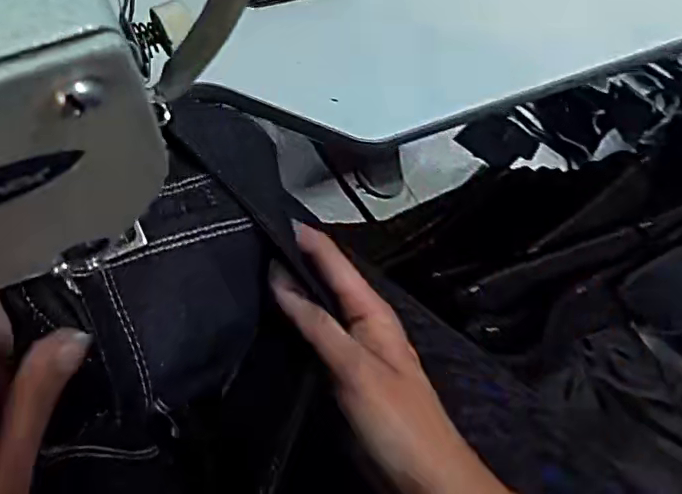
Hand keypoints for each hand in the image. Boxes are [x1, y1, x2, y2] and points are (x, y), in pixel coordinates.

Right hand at [270, 225, 512, 493]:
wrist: (428, 485)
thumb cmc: (402, 426)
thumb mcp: (354, 366)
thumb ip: (315, 320)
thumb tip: (278, 275)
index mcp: (371, 309)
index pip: (331, 255)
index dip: (301, 233)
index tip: (267, 215)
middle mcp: (361, 320)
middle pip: (321, 275)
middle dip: (290, 254)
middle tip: (252, 238)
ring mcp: (352, 345)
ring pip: (315, 302)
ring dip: (289, 285)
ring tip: (254, 267)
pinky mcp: (342, 369)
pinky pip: (312, 330)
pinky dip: (292, 316)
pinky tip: (273, 314)